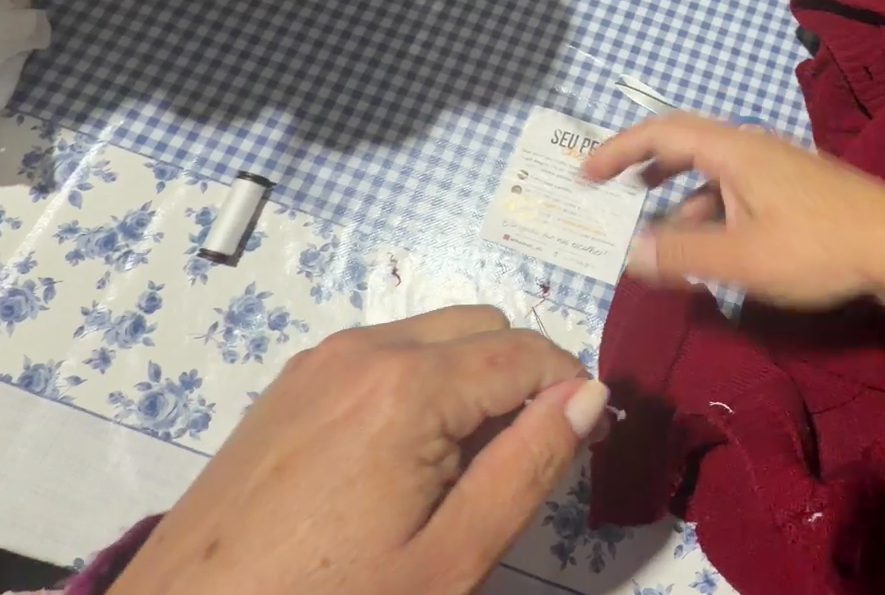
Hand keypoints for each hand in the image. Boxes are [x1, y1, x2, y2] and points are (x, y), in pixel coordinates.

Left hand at [109, 306, 607, 594]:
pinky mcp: (294, 380)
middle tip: (521, 457)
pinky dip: (423, 380)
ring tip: (462, 462)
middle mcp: (368, 346)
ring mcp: (323, 357)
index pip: (528, 350)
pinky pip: (388, 350)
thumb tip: (591, 393)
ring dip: (474, 376)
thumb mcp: (449, 558)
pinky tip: (402, 454)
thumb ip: (530, 464)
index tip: (586, 440)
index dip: (571, 388)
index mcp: (410, 384)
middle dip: (523, 376)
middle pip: (486, 327)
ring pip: (438, 332)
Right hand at [583, 113, 884, 350]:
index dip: (618, 149)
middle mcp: (753, 146)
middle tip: (617, 194)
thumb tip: (627, 253)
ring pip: (714, 174)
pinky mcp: (797, 186)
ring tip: (664, 237)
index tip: (586, 173)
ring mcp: (779, 165)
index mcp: (734, 150)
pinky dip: (713, 212)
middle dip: (646, 170)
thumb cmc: (818, 247)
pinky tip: (717, 249)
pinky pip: (738, 189)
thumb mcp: (740, 259)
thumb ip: (680, 254)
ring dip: (682, 200)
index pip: (661, 132)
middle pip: (686, 146)